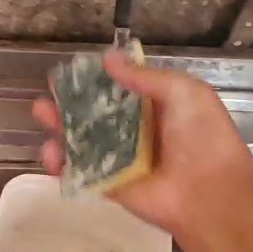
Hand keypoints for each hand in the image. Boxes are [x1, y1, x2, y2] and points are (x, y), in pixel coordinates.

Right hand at [32, 50, 252, 233]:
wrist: (210, 193)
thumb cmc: (202, 138)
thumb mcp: (184, 92)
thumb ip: (144, 76)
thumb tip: (107, 58)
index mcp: (154, 107)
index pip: (117, 89)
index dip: (94, 80)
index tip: (72, 71)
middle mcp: (133, 131)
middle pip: (93, 114)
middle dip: (69, 102)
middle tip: (49, 92)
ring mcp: (118, 159)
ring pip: (81, 140)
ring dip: (59, 127)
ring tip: (42, 114)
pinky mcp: (107, 183)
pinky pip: (79, 170)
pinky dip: (60, 162)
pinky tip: (50, 151)